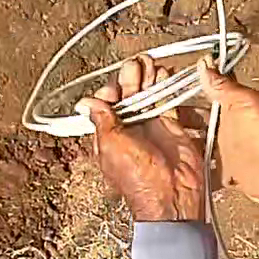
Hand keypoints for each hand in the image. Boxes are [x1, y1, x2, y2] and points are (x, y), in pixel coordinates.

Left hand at [78, 56, 204, 221]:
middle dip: (131, 78)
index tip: (117, 88)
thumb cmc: (138, 178)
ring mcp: (152, 127)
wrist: (171, 196)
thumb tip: (85, 102)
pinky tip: (165, 74)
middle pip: (129, 96)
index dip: (112, 91)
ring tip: (151, 62)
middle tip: (136, 63)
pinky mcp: (173, 128)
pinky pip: (169, 102)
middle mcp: (130, 129)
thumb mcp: (112, 145)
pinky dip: (167, 88)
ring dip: (149, 78)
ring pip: (149, 95)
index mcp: (110, 134)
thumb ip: (102, 121)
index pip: (107, 104)